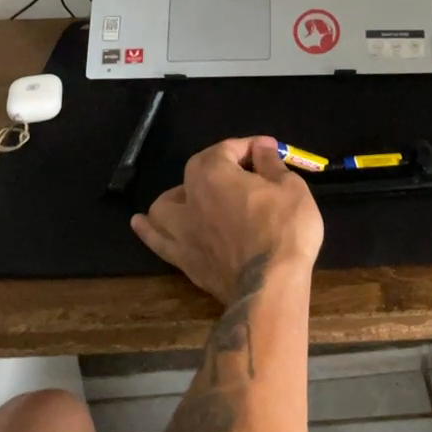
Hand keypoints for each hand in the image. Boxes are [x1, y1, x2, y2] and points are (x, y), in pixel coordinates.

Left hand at [132, 136, 323, 300]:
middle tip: (243, 171)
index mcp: (213, 174)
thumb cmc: (283, 230)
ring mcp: (182, 231)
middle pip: (195, 170)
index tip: (270, 149)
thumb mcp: (289, 188)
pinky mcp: (184, 260)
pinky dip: (149, 230)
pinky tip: (142, 223)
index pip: (227, 148)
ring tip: (190, 196)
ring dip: (177, 196)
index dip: (250, 146)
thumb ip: (270, 163)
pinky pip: (157, 240)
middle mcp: (190, 198)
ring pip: (164, 206)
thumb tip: (260, 147)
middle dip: (217, 164)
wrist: (269, 286)